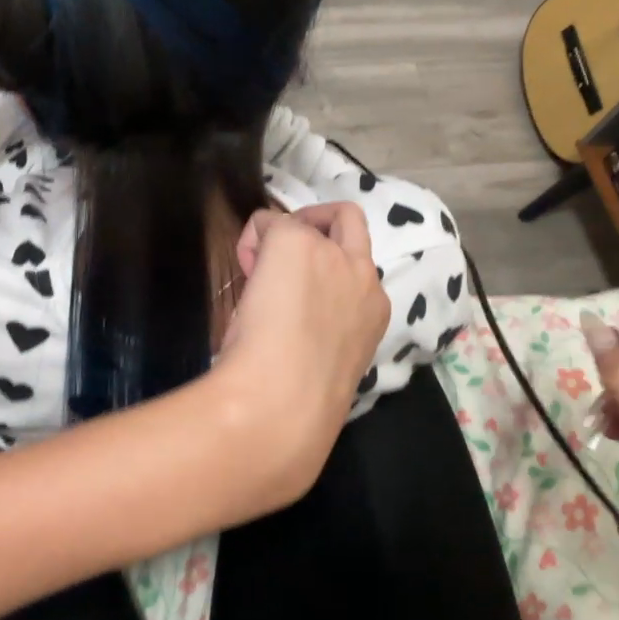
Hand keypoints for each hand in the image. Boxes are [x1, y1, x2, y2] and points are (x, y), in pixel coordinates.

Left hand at [211, 205, 387, 505]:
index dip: (327, 268)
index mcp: (374, 313)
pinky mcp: (296, 241)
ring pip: (308, 218)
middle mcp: (363, 277)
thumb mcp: (323, 358)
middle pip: (349, 221)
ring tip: (255, 274)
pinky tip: (244, 273)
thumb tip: (293, 323)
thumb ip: (320, 327)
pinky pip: (269, 221)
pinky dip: (252, 239)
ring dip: (281, 237)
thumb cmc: (298, 398)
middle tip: (283, 253)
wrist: (281, 401)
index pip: (358, 269)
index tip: (297, 293)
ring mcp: (332, 254)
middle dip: (315, 225)